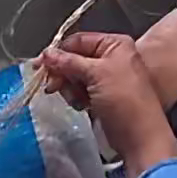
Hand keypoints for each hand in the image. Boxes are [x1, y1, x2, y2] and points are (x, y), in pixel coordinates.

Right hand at [39, 31, 176, 175]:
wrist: (139, 136)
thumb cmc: (124, 99)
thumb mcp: (97, 74)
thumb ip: (69, 62)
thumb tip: (46, 53)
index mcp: (115, 44)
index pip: (79, 40)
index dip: (59, 52)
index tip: (38, 66)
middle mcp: (111, 57)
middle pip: (74, 59)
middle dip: (64, 73)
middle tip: (52, 87)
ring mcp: (106, 77)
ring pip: (75, 76)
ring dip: (71, 88)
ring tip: (78, 100)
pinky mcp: (102, 96)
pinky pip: (80, 90)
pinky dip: (77, 97)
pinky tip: (83, 106)